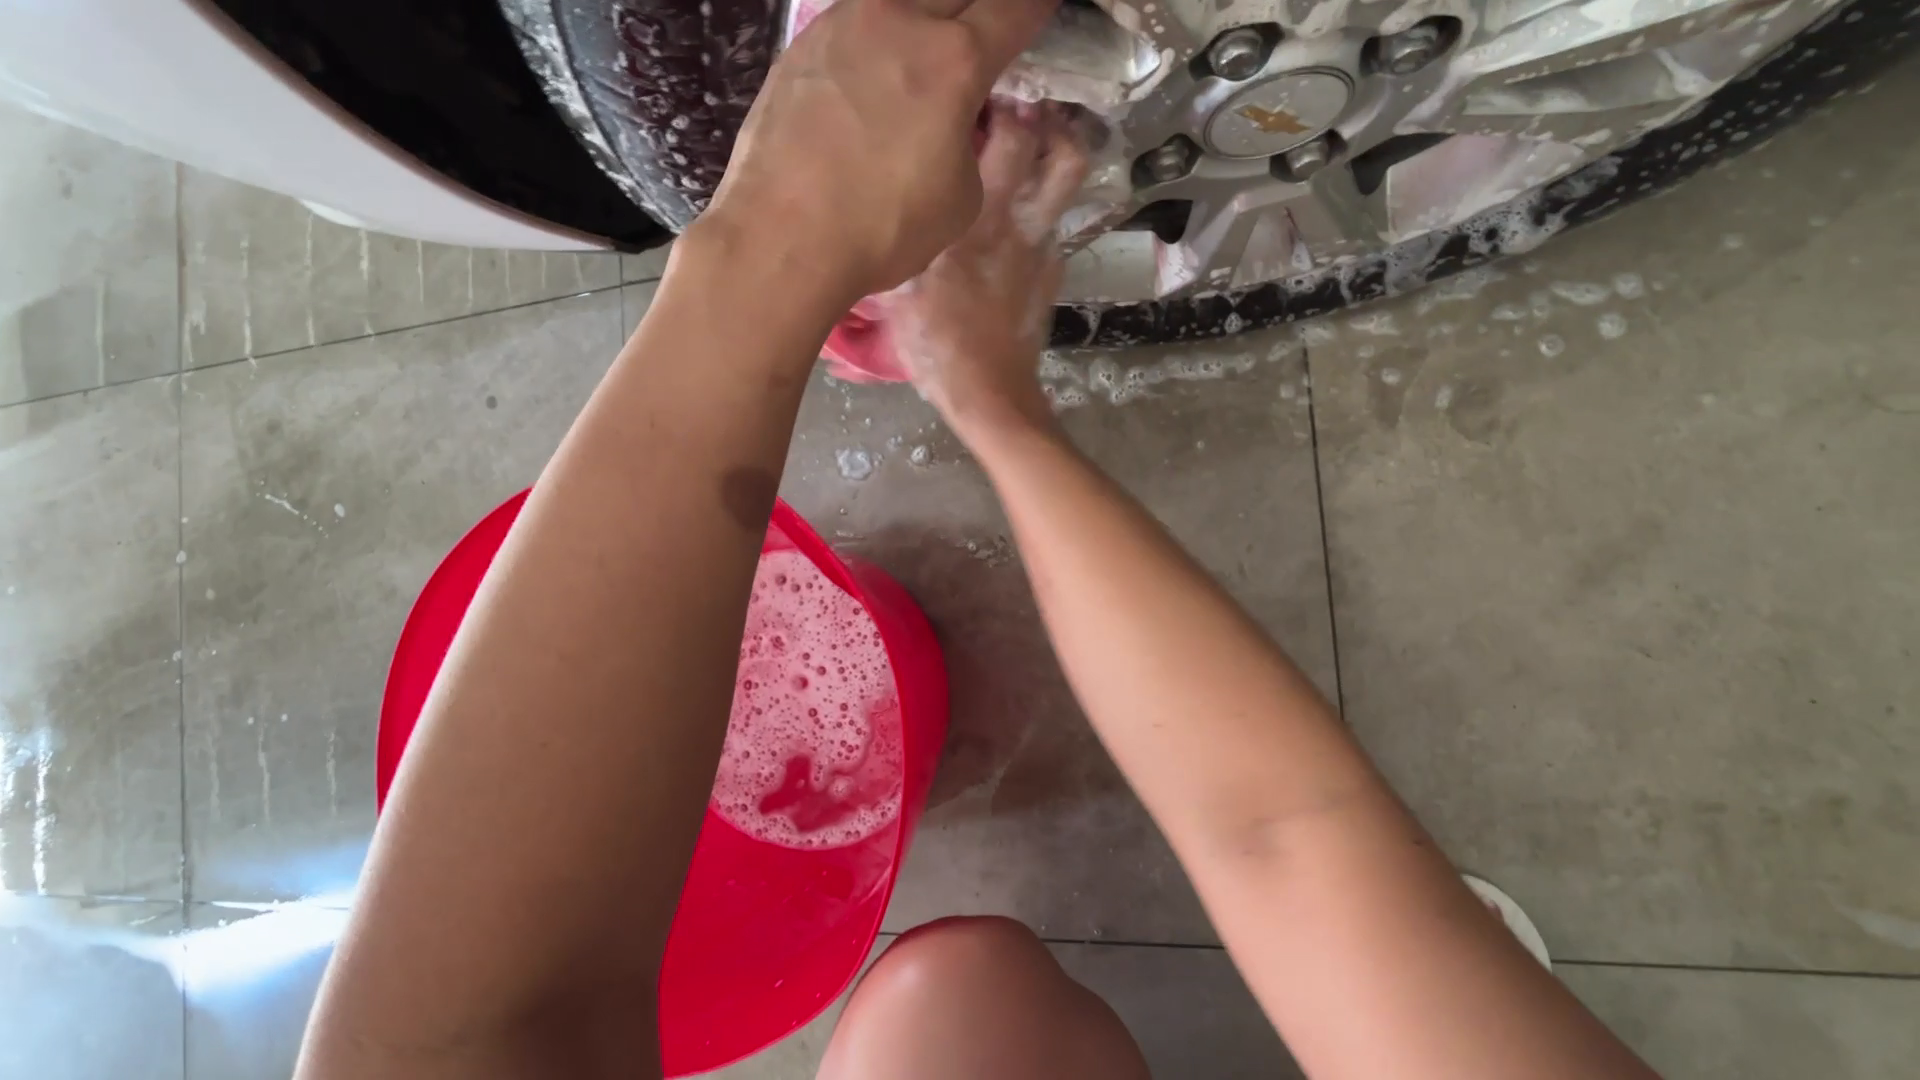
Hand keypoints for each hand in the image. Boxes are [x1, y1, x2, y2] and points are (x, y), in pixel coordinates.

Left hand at [700, 0, 1057, 303]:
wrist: (784, 237)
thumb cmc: (882, 228)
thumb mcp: (960, 197)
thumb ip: (969, 142)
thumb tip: (956, 121)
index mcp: (954, 60)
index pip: (1014, 8)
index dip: (1036, 9)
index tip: (1041, 12)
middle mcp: (899, 21)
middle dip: (979, 12)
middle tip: (985, 37)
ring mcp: (843, 25)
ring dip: (924, 18)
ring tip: (926, 53)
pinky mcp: (801, 44)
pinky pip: (856, 21)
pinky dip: (878, 36)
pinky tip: (874, 71)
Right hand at [893, 103, 1088, 437]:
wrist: (990, 394)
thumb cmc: (937, 346)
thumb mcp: (897, 294)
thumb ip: (899, 247)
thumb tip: (885, 217)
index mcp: (975, 218)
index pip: (1006, 137)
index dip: (1002, 105)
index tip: (982, 95)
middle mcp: (1018, 221)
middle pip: (1061, 149)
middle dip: (1046, 118)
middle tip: (1021, 111)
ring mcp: (1044, 247)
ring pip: (1069, 181)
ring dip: (1059, 152)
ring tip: (1035, 146)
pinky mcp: (1053, 271)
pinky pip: (1055, 223)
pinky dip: (1041, 207)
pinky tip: (1015, 220)